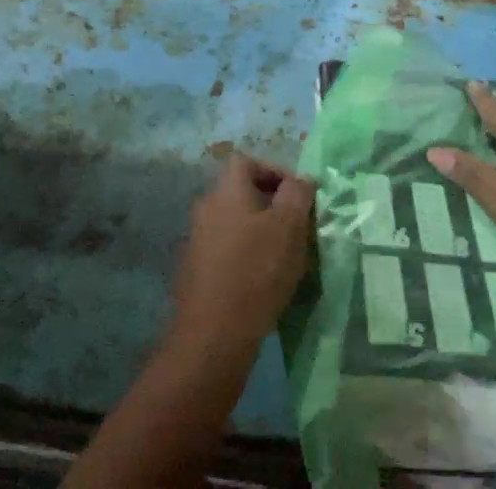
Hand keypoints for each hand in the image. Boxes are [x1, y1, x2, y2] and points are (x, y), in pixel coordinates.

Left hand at [169, 152, 314, 354]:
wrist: (214, 333)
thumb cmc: (257, 271)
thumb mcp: (290, 226)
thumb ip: (298, 194)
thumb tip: (300, 180)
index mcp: (225, 191)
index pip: (246, 160)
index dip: (274, 170)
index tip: (297, 196)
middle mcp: (205, 208)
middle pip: (240, 192)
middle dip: (271, 205)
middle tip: (296, 228)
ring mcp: (197, 240)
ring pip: (234, 222)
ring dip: (259, 232)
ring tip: (284, 258)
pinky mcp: (195, 270)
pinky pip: (225, 249)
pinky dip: (245, 256)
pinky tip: (262, 281)